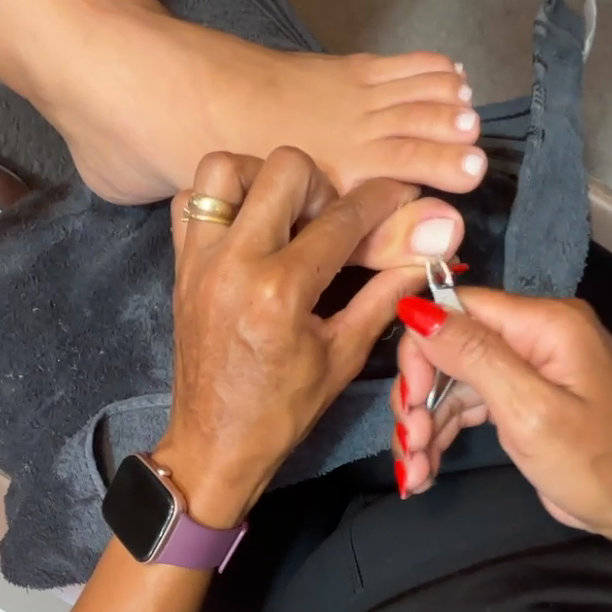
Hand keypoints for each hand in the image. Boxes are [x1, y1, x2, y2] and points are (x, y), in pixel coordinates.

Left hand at [154, 147, 461, 526]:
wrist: (214, 444)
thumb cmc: (281, 412)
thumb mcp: (343, 355)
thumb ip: (385, 293)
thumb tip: (432, 246)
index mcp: (279, 292)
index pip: (342, 217)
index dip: (383, 200)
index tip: (401, 197)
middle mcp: (233, 263)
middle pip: (284, 167)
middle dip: (321, 185)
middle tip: (329, 223)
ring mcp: (198, 262)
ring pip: (224, 169)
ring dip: (261, 179)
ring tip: (283, 219)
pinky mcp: (179, 268)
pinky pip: (188, 202)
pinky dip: (219, 201)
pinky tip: (247, 230)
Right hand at [387, 288, 611, 552]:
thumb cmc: (596, 464)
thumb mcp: (531, 412)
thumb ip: (476, 357)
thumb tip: (417, 312)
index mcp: (546, 324)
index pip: (456, 311)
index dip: (421, 353)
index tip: (411, 408)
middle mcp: (534, 336)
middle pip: (446, 349)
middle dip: (419, 400)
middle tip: (412, 449)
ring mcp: (525, 367)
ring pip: (448, 382)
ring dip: (425, 426)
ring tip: (416, 473)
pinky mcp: (518, 396)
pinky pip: (465, 404)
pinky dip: (442, 435)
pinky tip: (426, 469)